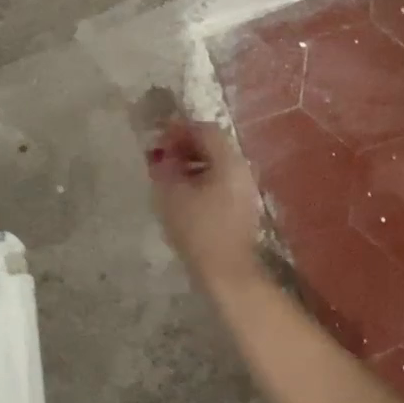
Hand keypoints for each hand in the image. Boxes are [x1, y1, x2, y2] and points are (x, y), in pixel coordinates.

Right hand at [147, 119, 262, 287]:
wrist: (226, 272)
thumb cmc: (198, 230)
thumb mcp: (172, 195)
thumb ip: (164, 168)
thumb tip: (161, 155)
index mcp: (229, 162)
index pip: (206, 130)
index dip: (180, 130)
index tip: (158, 140)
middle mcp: (242, 171)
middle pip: (214, 146)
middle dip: (185, 147)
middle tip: (161, 157)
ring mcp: (245, 191)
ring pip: (217, 166)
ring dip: (192, 165)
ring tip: (168, 177)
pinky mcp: (242, 209)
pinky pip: (220, 183)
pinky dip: (200, 181)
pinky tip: (183, 196)